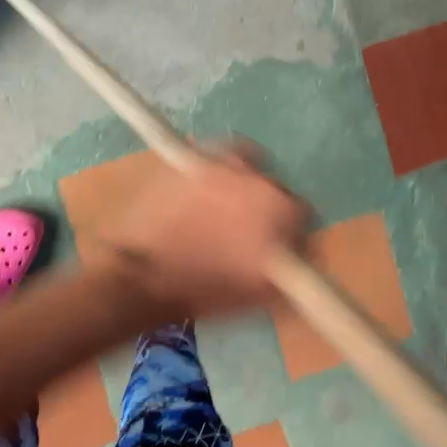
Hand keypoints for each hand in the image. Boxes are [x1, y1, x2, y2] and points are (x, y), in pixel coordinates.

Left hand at [100, 143, 311, 320]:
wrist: (141, 274)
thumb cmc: (200, 293)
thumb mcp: (257, 295)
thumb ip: (290, 277)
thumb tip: (300, 266)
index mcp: (286, 222)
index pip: (305, 222)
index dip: (292, 238)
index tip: (279, 252)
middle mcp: (266, 188)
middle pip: (281, 194)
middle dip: (270, 214)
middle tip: (249, 235)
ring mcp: (231, 167)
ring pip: (257, 170)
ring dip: (251, 187)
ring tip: (230, 207)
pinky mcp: (202, 156)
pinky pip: (230, 151)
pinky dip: (229, 163)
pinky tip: (220, 178)